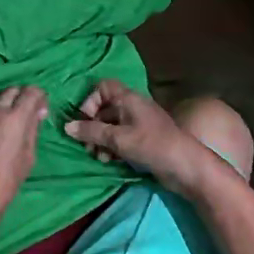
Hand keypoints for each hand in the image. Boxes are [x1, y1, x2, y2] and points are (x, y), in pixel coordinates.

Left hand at [0, 85, 47, 221]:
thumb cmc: (9, 178)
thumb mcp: (29, 154)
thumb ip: (33, 128)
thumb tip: (37, 112)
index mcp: (16, 117)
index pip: (31, 91)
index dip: (39, 95)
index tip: (41, 106)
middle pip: (12, 89)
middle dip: (22, 95)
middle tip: (27, 109)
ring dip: (5, 100)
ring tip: (10, 115)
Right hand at [63, 79, 222, 195]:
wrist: (185, 166)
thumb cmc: (152, 145)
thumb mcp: (118, 138)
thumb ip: (92, 132)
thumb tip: (67, 126)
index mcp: (128, 99)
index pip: (103, 87)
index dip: (91, 101)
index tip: (86, 120)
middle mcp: (133, 107)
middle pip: (104, 109)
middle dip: (92, 127)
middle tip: (87, 146)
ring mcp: (139, 124)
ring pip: (111, 126)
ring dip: (100, 140)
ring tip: (98, 156)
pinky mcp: (142, 141)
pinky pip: (120, 139)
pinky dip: (112, 147)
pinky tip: (109, 161)